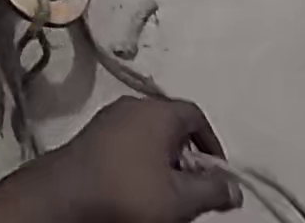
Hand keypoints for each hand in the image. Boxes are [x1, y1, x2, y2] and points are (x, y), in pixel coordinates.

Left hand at [21, 97, 236, 222]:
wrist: (69, 194)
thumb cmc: (130, 193)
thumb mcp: (180, 201)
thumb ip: (211, 191)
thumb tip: (235, 185)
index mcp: (157, 111)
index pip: (195, 115)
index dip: (212, 144)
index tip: (219, 177)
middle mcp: (134, 104)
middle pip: (171, 124)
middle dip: (187, 157)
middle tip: (193, 192)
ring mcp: (110, 116)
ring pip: (149, 133)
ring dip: (164, 161)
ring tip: (167, 195)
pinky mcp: (94, 133)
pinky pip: (128, 140)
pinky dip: (141, 159)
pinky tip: (138, 188)